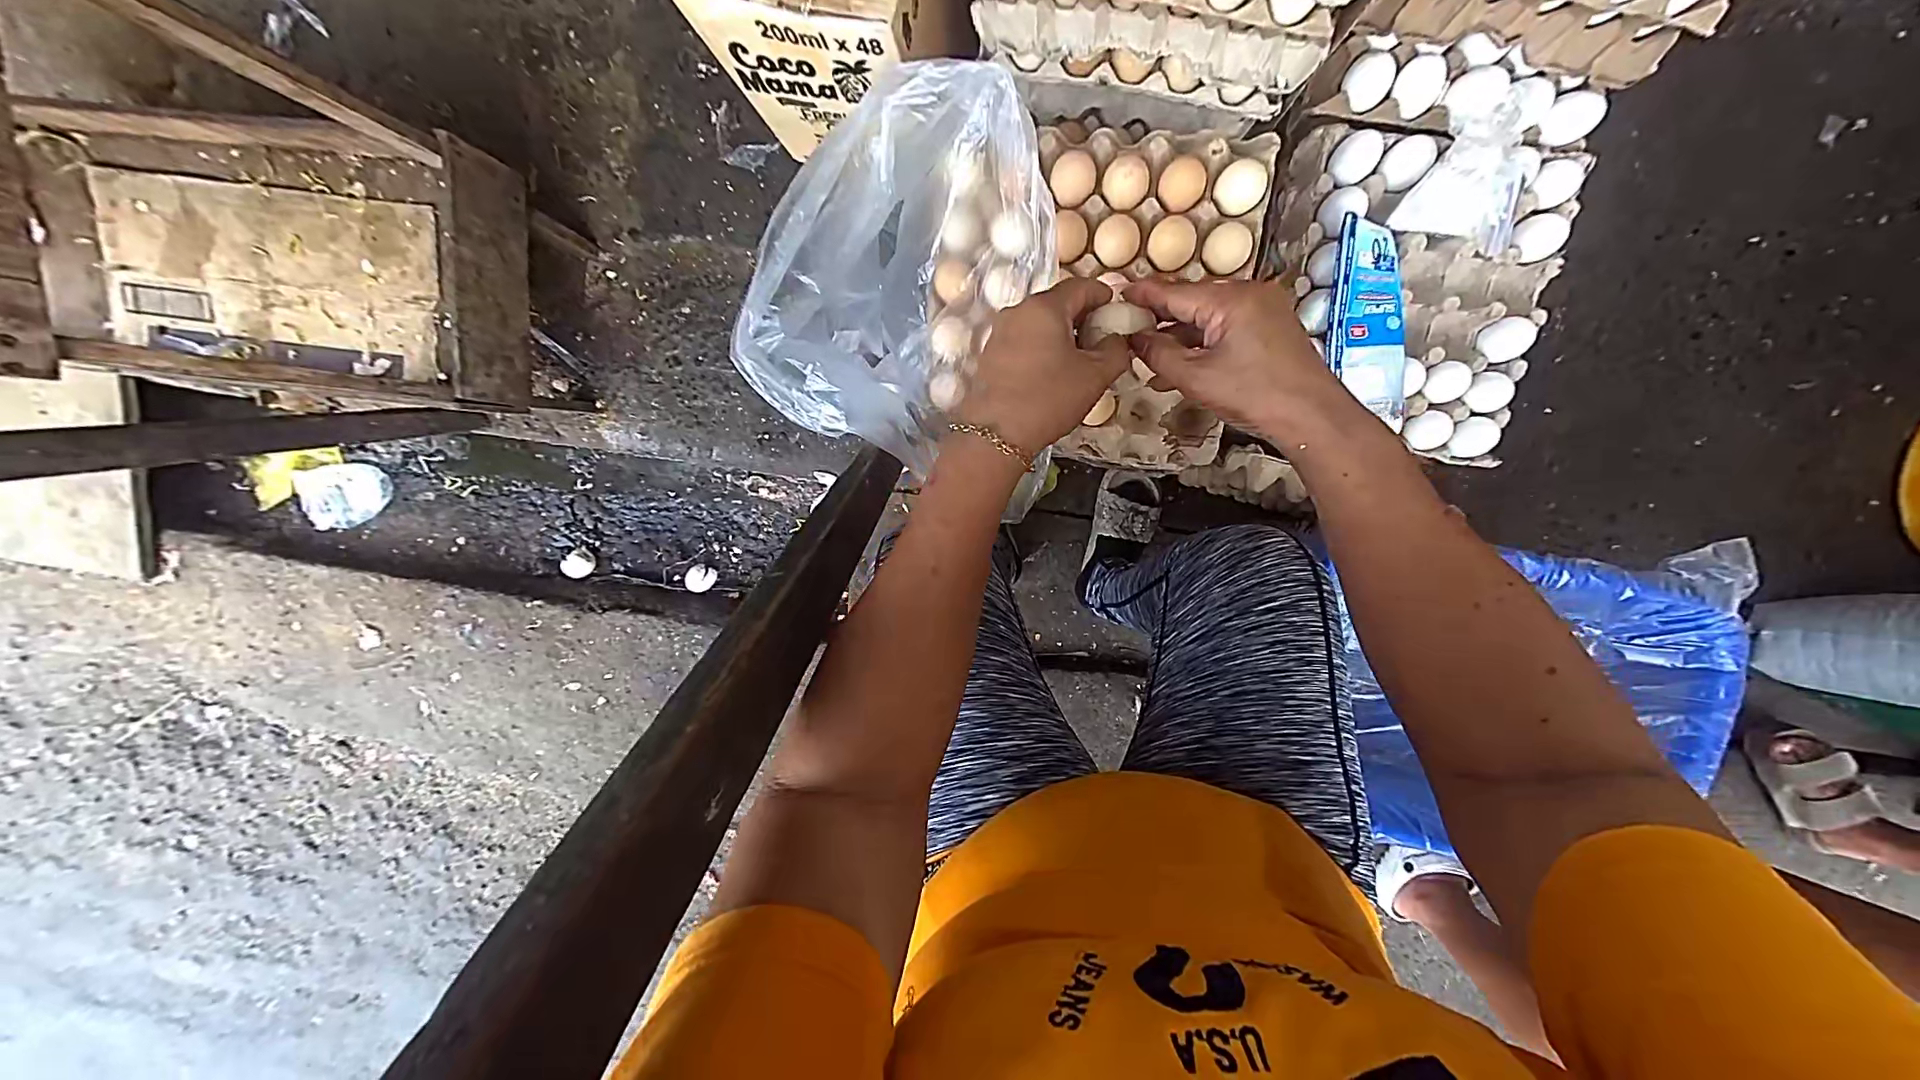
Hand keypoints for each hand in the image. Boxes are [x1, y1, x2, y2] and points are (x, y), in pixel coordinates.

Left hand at [956, 277, 1130, 457]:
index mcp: (1044, 307)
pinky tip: (1049, 371)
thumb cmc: (1049, 398)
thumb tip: (1116, 339)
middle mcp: (1017, 312)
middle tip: (1098, 337)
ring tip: (1076, 358)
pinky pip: (1021, 341)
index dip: (1102, 294)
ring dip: (1059, 333)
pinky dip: (1039, 347)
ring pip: (1037, 323)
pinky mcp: (988, 355)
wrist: (996, 434)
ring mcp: (998, 333)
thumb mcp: (1096, 375)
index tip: (1114, 307)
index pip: (1080, 286)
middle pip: (1056, 303)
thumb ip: (1115, 350)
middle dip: (1080, 316)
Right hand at [1124, 279, 1358, 439]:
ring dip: (1179, 336)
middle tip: (1129, 329)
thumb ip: (1158, 354)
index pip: (1174, 292)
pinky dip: (1202, 343)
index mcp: (1229, 300)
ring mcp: (1262, 309)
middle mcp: (1248, 294)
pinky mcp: (1269, 327)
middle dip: (1159, 319)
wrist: (1310, 415)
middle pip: (1191, 301)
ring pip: (1208, 316)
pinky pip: (1225, 327)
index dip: (1142, 295)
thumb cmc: (1255, 395)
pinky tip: (1181, 363)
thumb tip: (1135, 339)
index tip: (1118, 294)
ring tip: (1149, 355)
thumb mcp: (1195, 378)